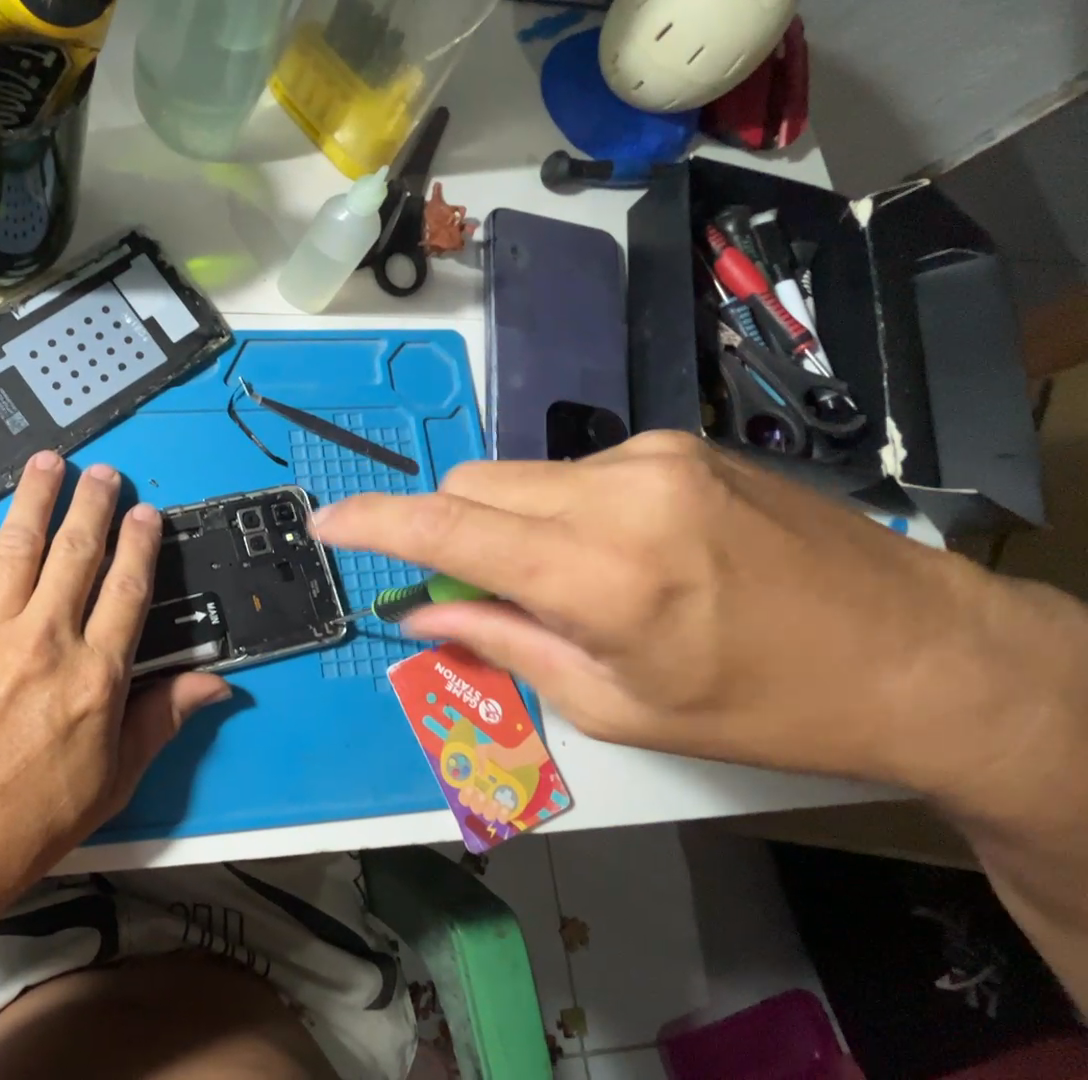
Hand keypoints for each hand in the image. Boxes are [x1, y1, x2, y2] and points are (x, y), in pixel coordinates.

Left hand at [0, 452, 229, 918]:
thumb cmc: (29, 823)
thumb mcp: (112, 780)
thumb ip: (161, 720)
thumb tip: (214, 685)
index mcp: (95, 676)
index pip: (128, 590)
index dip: (140, 545)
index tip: (147, 513)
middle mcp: (44, 641)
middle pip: (76, 554)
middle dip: (92, 506)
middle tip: (102, 472)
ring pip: (16, 547)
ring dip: (33, 499)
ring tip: (47, 463)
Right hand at [311, 432, 1087, 824]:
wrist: (929, 655)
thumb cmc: (764, 707)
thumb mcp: (616, 705)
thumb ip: (502, 644)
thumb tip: (419, 615)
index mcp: (598, 571)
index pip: (447, 530)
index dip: (373, 524)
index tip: (325, 522)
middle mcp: (615, 492)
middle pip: (469, 485)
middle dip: (442, 531)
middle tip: (466, 591)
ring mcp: (650, 457)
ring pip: (515, 475)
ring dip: (500, 521)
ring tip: (559, 580)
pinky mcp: (676, 445)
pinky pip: (570, 470)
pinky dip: (554, 508)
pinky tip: (613, 551)